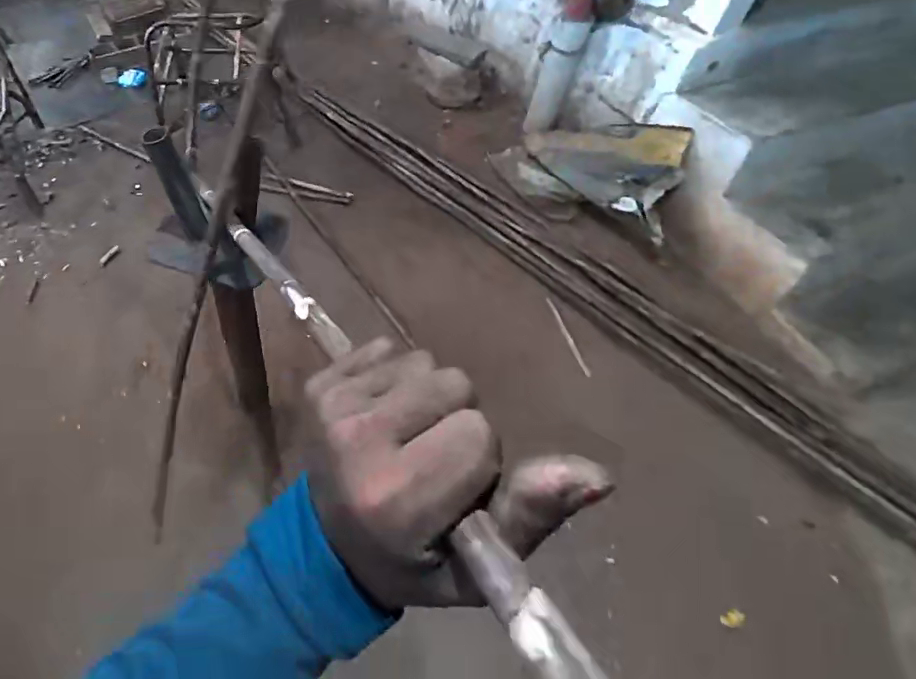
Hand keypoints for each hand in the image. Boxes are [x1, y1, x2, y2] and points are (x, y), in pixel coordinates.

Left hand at [304, 338, 611, 609]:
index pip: (477, 432)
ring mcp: (333, 404)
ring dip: (425, 395)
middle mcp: (357, 439)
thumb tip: (596, 474)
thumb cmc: (410, 560)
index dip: (481, 456)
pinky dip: (393, 377)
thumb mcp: (477, 567)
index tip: (458, 484)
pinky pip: (385, 348)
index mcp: (396, 493)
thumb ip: (531, 515)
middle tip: (431, 455)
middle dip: (456, 418)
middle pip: (451, 384)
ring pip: (421, 361)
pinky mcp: (319, 381)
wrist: (324, 541)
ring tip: (405, 436)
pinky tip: (380, 414)